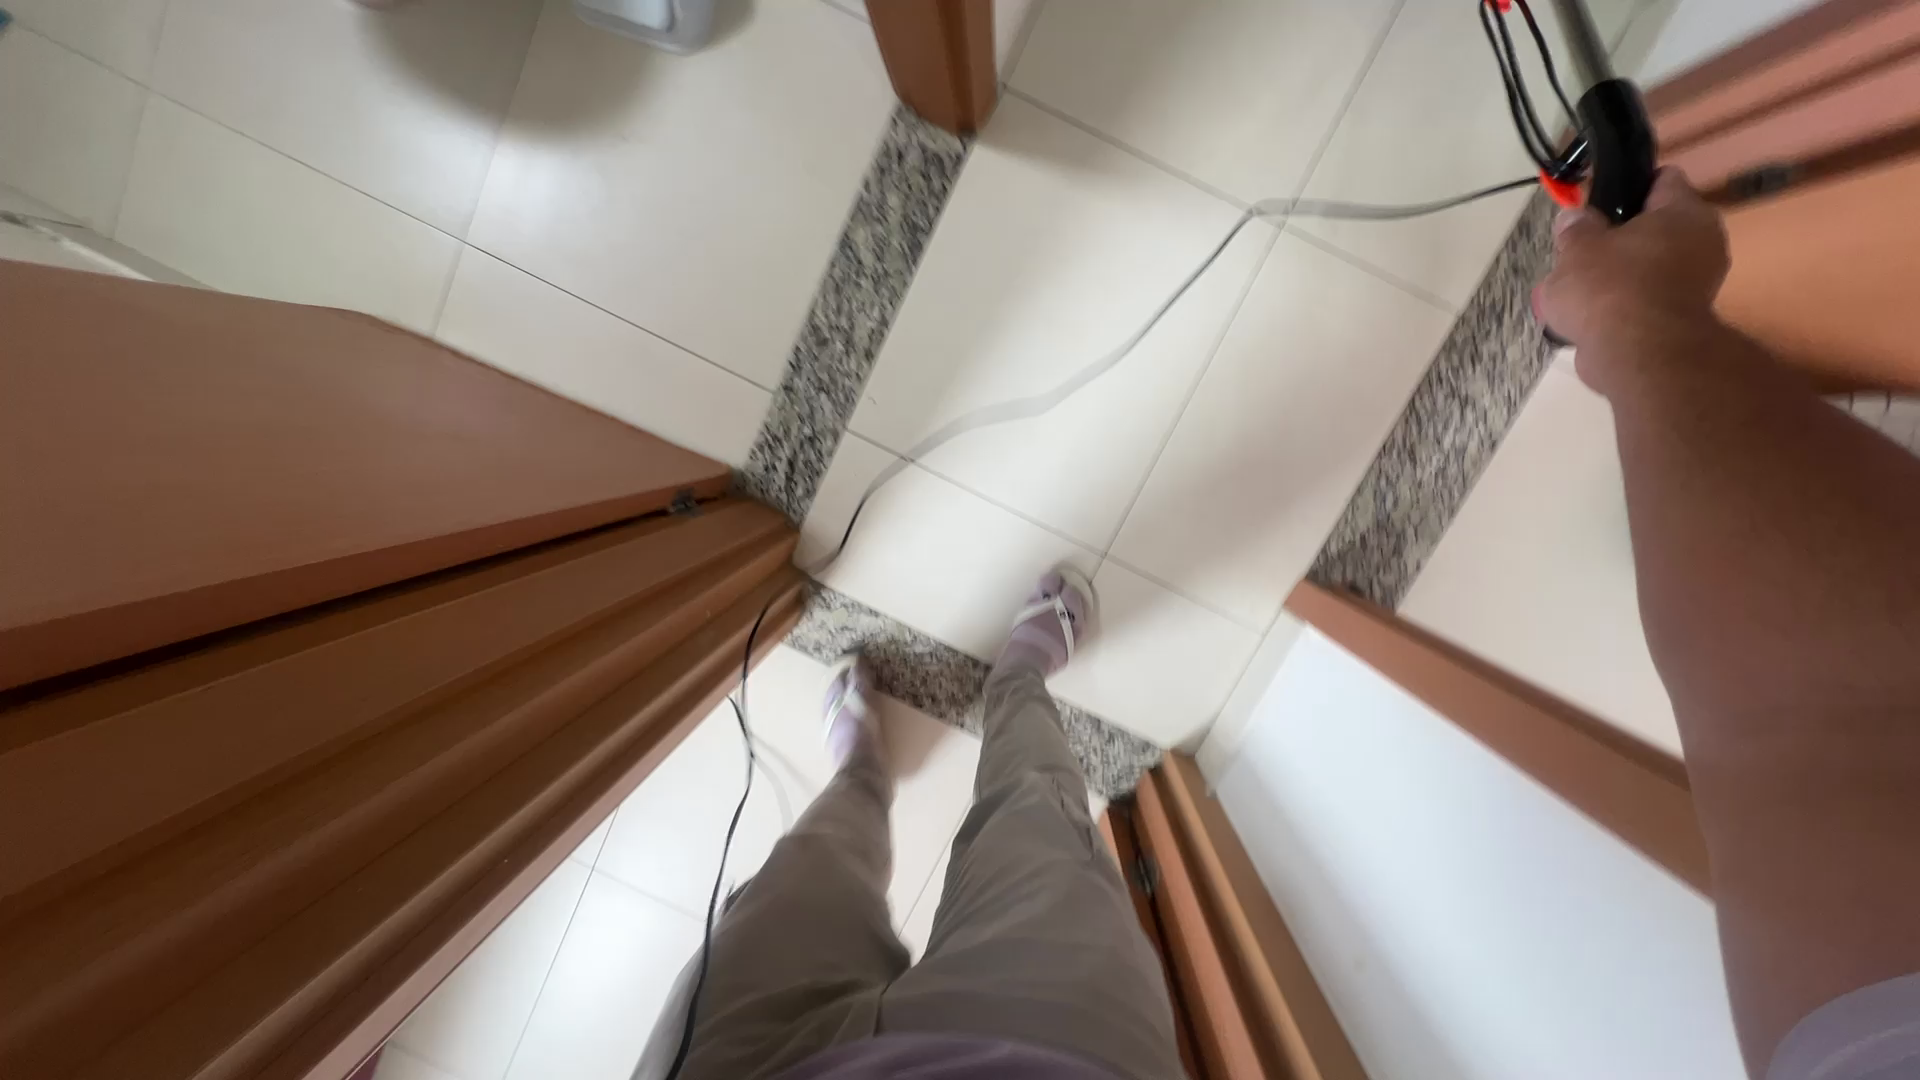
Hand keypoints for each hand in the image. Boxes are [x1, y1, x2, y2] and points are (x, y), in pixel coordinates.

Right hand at [1534, 169, 1730, 388]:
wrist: (1636, 351)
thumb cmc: (1607, 288)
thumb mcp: (1576, 251)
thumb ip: (1575, 229)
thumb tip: (1574, 215)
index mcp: (1682, 211)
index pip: (1662, 181)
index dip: (1629, 187)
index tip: (1599, 204)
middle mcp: (1703, 238)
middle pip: (1655, 228)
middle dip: (1618, 241)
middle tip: (1580, 257)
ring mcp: (1699, 278)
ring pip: (1649, 266)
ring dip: (1619, 276)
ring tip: (1580, 295)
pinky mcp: (1684, 313)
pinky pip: (1648, 297)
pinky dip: (1625, 304)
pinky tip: (1595, 317)